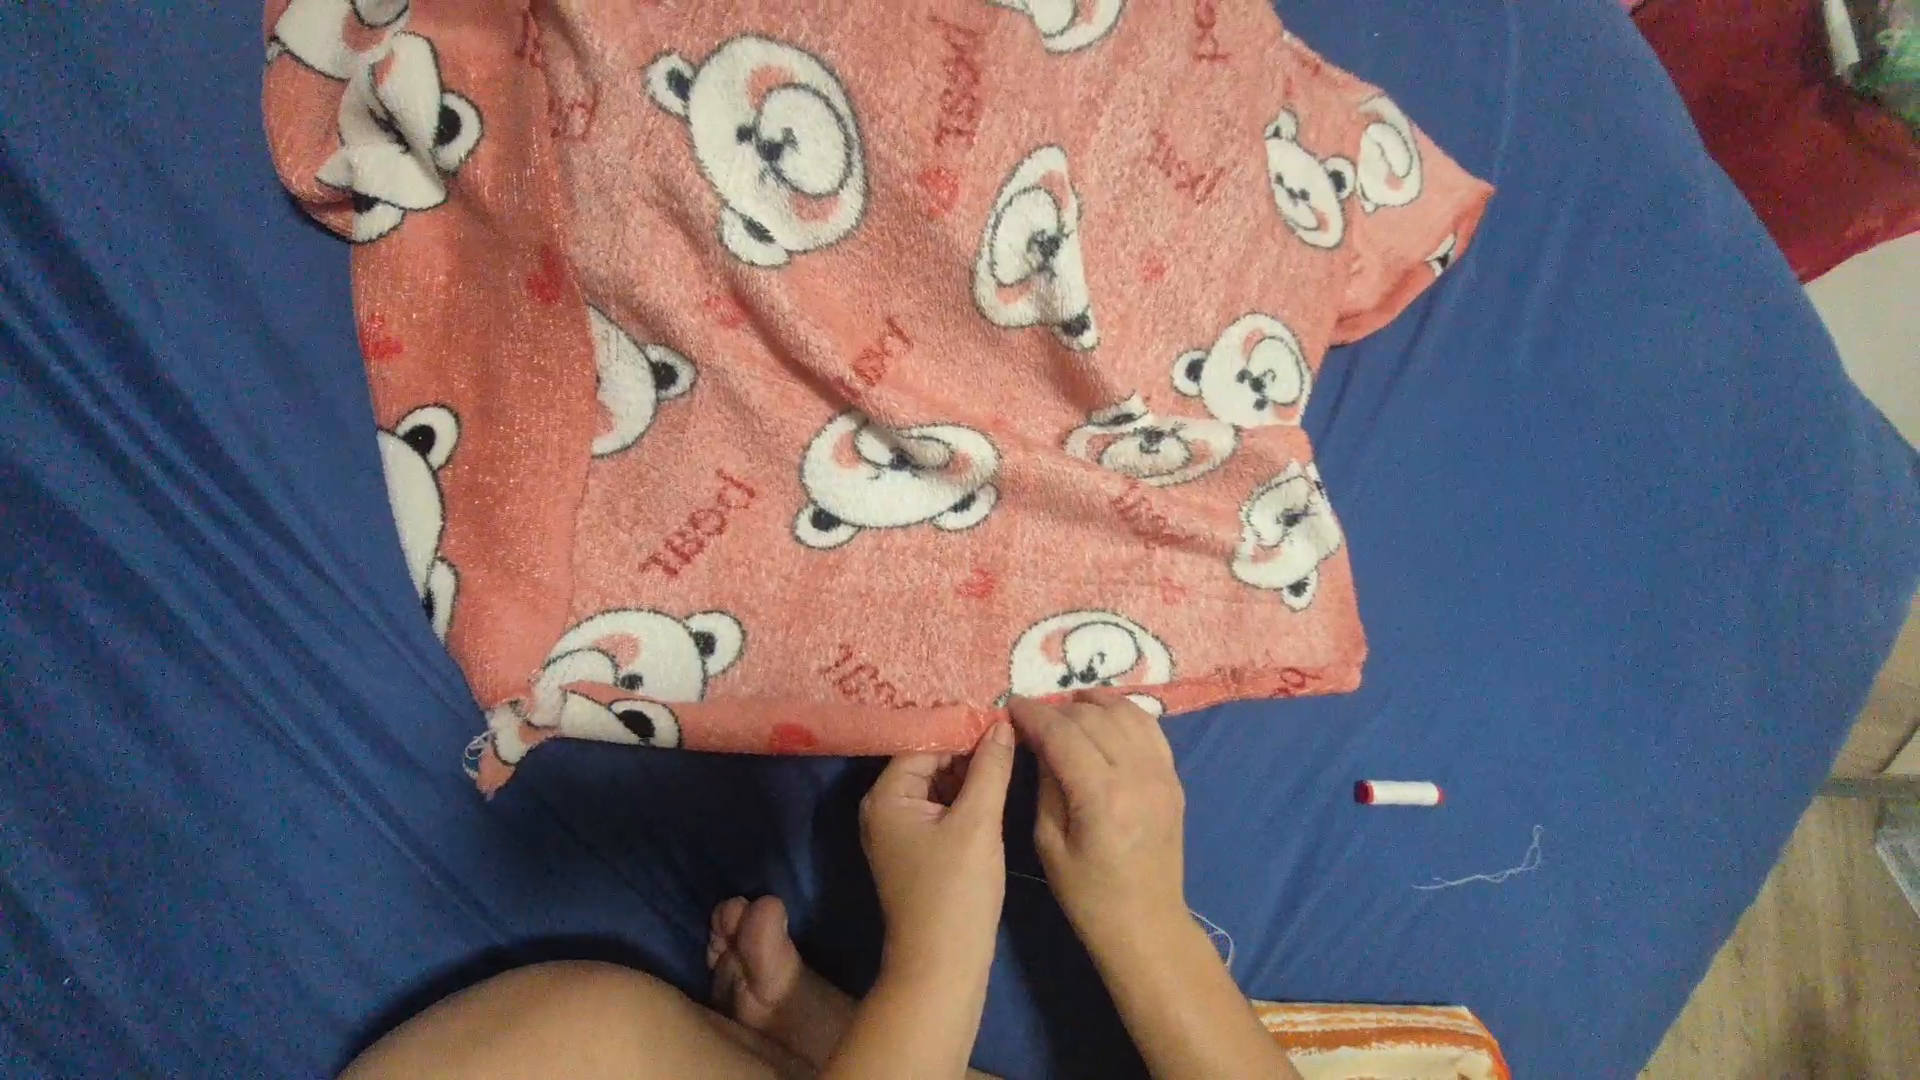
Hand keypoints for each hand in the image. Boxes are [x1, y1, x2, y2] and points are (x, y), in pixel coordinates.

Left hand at [859, 722, 1015, 979]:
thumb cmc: (955, 892)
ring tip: (1008, 752)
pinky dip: (966, 796)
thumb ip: (990, 767)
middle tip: (1010, 732)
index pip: (924, 743)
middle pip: (930, 761)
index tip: (1000, 716)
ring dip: (969, 772)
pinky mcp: (917, 849)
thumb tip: (1002, 723)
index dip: (961, 729)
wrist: (942, 969)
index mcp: (886, 796)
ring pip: (938, 785)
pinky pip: (941, 808)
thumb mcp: (978, 822)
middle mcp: (884, 807)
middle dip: (967, 749)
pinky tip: (996, 785)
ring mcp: (900, 830)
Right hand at [1008, 690, 1187, 946]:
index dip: (1034, 715)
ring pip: (1124, 712)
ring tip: (1066, 709)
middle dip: (1057, 709)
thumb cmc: (1087, 894)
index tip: (1012, 707)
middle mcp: (1137, 775)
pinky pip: (1149, 727)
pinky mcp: (1173, 777)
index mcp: (1102, 797)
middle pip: (1092, 717)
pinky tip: (1102, 715)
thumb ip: (1045, 782)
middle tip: (1034, 717)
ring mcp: (1162, 773)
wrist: (1146, 924)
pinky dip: (1123, 712)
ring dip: (1091, 704)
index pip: (1062, 733)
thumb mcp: (1048, 841)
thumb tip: (1037, 739)